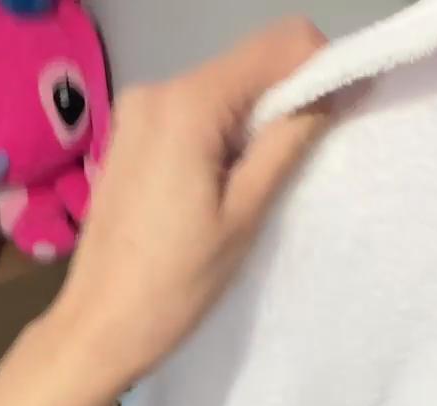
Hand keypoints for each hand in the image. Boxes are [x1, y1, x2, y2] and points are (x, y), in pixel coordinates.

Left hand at [43, 18, 332, 391]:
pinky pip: (189, 120)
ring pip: (219, 96)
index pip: (280, 45)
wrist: (97, 330)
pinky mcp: (126, 142)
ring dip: (249, 129)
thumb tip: (330, 91)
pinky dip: (216, 142)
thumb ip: (288, 143)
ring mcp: (134, 115)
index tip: (338, 117)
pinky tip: (212, 195)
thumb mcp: (242, 217)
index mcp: (186, 103)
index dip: (321, 71)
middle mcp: (155, 91)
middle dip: (283, 105)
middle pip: (246, 68)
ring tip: (246, 195)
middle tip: (292, 172)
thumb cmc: (173, 286)